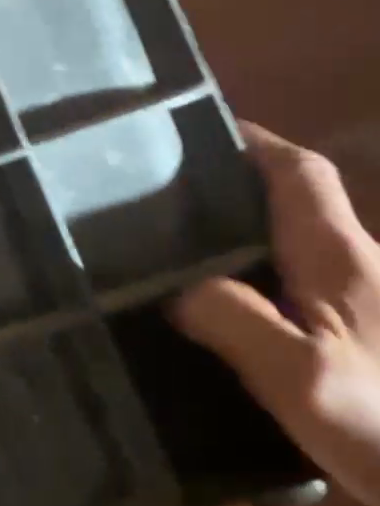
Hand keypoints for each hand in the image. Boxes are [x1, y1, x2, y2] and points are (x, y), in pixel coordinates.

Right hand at [171, 122, 379, 505]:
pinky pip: (292, 297)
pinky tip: (209, 320)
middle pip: (291, 210)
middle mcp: (361, 271)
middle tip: (147, 203)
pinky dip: (247, 291)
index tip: (195, 129)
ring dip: (231, 247)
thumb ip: (231, 318)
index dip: (252, 142)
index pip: (301, 175)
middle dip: (225, 195)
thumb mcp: (303, 377)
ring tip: (160, 260)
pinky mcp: (364, 347)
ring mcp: (368, 310)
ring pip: (288, 256)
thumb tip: (177, 288)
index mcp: (344, 261)